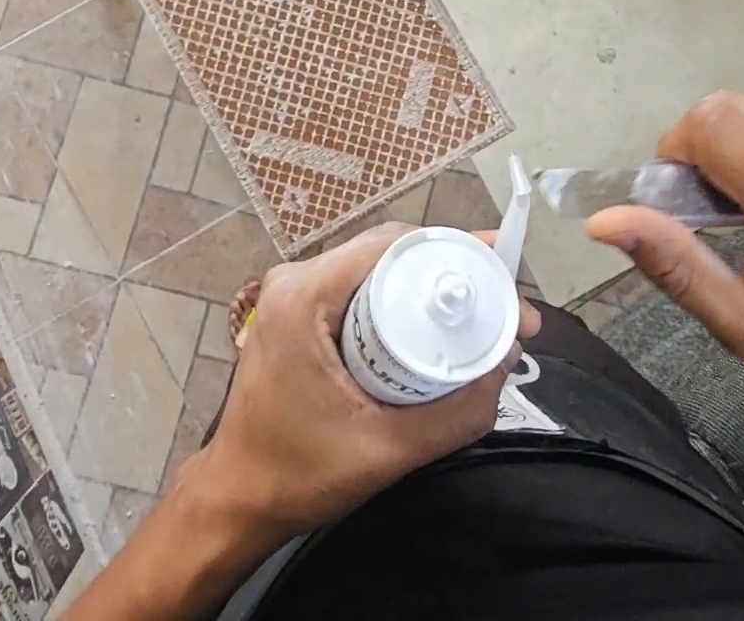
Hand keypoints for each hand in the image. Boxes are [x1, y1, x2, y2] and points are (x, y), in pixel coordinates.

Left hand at [189, 223, 540, 536]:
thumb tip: (506, 363)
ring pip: (375, 268)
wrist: (237, 498)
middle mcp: (295, 282)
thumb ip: (456, 414)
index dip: (453, 251)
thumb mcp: (388, 451)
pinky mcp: (297, 312)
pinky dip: (398, 299)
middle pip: (387, 251)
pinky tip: (431, 327)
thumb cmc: (299, 474)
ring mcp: (292, 294)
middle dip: (448, 269)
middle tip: (498, 302)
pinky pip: (358, 288)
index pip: (392, 245)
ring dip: (425, 284)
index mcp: (304, 297)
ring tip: (475, 314)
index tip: (499, 272)